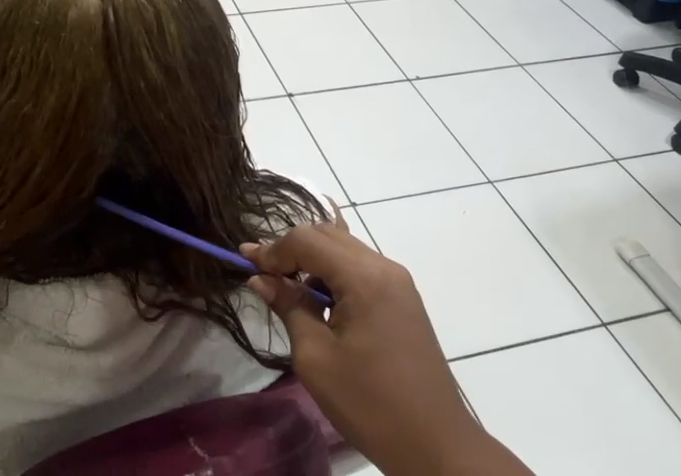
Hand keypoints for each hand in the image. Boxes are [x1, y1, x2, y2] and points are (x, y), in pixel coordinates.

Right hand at [243, 225, 531, 475]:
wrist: (435, 445)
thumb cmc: (369, 403)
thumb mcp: (316, 357)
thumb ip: (289, 307)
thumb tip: (260, 278)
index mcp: (364, 277)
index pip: (307, 239)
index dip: (273, 249)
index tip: (244, 264)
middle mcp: (385, 267)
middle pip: (327, 235)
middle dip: (291, 249)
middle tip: (261, 272)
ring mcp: (398, 282)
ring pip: (344, 249)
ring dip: (312, 260)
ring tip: (285, 289)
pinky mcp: (403, 299)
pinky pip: (360, 269)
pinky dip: (333, 274)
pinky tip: (318, 302)